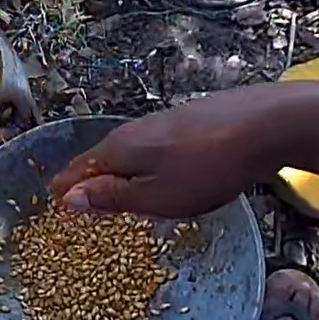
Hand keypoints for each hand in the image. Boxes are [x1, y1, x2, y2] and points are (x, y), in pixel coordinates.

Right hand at [47, 87, 279, 216]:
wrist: (265, 124)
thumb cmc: (206, 168)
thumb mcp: (155, 195)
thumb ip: (113, 197)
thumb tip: (70, 197)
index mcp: (119, 150)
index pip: (79, 170)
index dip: (66, 187)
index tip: (53, 199)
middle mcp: (133, 130)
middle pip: (101, 157)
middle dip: (87, 177)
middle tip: (77, 195)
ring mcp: (162, 122)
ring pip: (127, 151)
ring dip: (115, 170)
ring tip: (110, 185)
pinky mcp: (186, 120)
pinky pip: (151, 146)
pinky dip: (142, 162)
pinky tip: (153, 169)